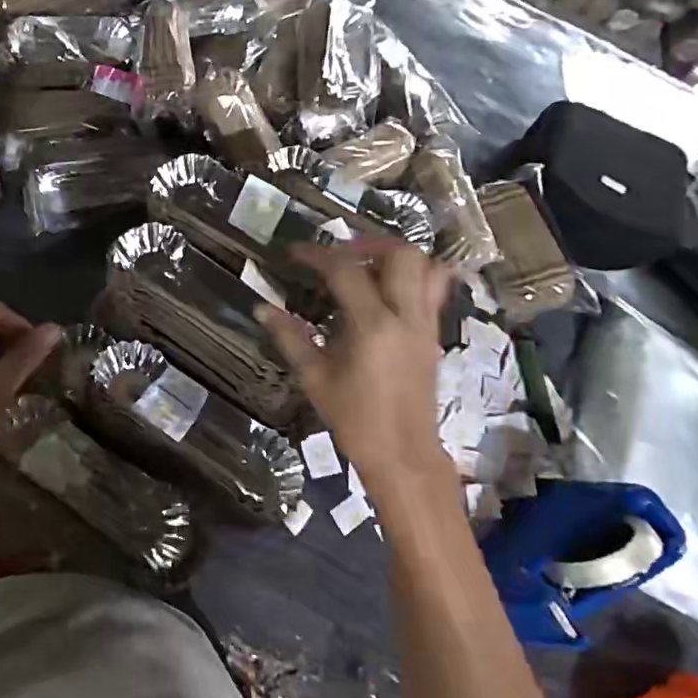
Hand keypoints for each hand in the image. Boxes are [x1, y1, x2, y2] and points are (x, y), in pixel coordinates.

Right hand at [257, 238, 454, 488]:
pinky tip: (389, 289)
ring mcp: (426, 323)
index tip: (294, 253)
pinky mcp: (435, 334)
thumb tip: (262, 308)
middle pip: (400, 253)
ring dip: (394, 256)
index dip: (317, 254)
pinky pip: (436, 289)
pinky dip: (416, 276)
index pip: (345, 269)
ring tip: (366, 268)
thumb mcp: (315, 379)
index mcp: (372, 326)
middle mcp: (405, 315)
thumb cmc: (355, 420)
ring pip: (425, 265)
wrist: (403, 453)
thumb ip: (289, 338)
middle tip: (339, 256)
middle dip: (367, 244)